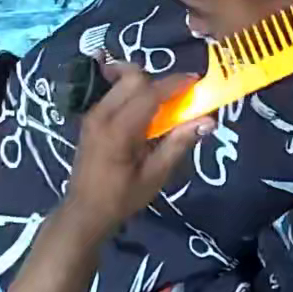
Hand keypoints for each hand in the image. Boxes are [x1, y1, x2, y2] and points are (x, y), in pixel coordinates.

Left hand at [59, 60, 211, 240]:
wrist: (84, 212)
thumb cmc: (121, 198)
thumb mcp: (155, 175)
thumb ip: (179, 143)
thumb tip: (208, 121)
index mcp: (118, 130)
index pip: (149, 93)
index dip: (174, 83)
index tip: (196, 81)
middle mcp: (102, 114)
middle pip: (132, 78)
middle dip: (158, 80)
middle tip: (179, 95)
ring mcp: (93, 114)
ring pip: (122, 82)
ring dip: (145, 85)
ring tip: (164, 104)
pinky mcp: (91, 118)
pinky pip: (115, 93)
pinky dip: (134, 93)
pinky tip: (145, 112)